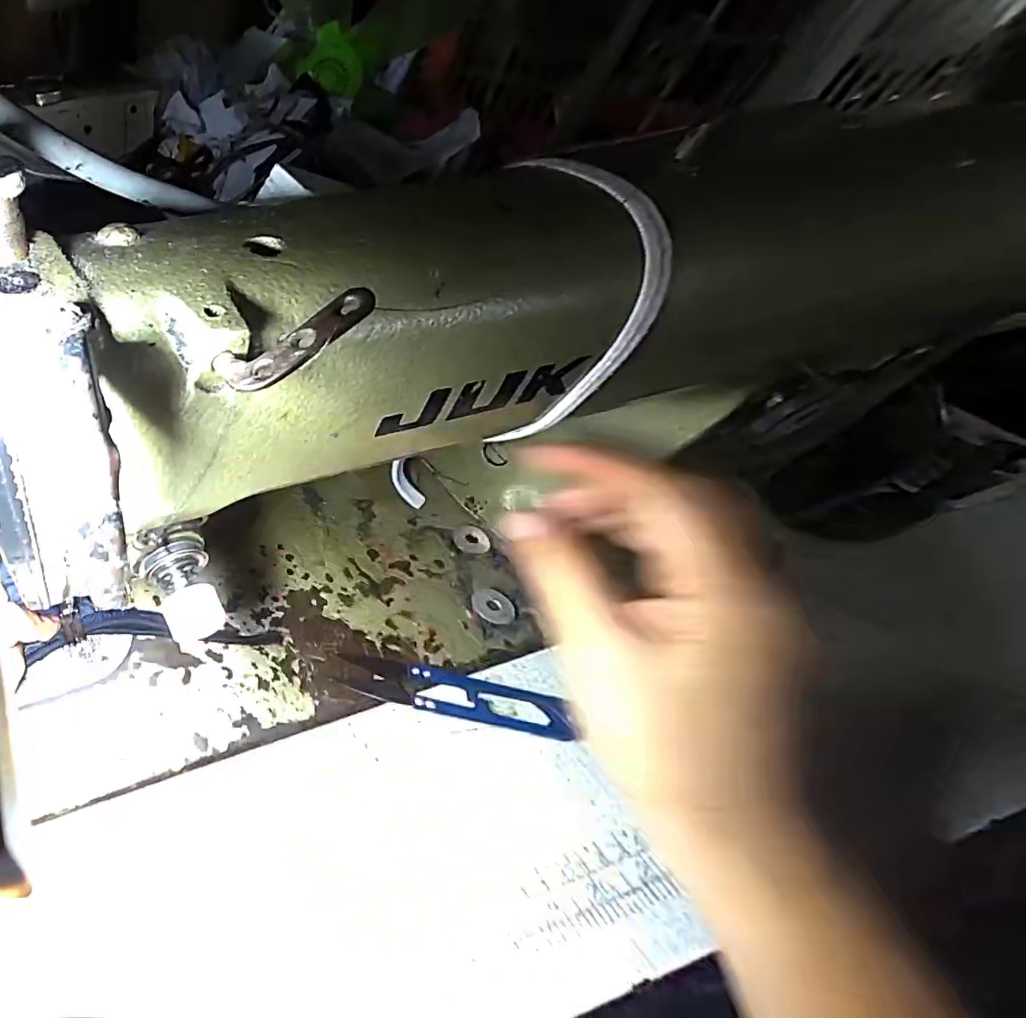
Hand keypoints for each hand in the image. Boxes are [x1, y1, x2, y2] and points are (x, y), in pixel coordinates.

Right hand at [501, 445, 817, 849]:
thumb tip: (523, 517)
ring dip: (628, 515)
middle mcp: (754, 590)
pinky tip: (601, 563)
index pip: (663, 495)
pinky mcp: (739, 630)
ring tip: (565, 527)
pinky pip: (693, 560)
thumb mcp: (593, 648)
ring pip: (694, 530)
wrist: (719, 819)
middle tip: (552, 498)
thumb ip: (558, 572)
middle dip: (615, 486)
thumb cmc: (655, 740)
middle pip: (691, 503)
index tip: (539, 457)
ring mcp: (753, 611)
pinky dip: (642, 544)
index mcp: (724, 590)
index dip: (597, 466)